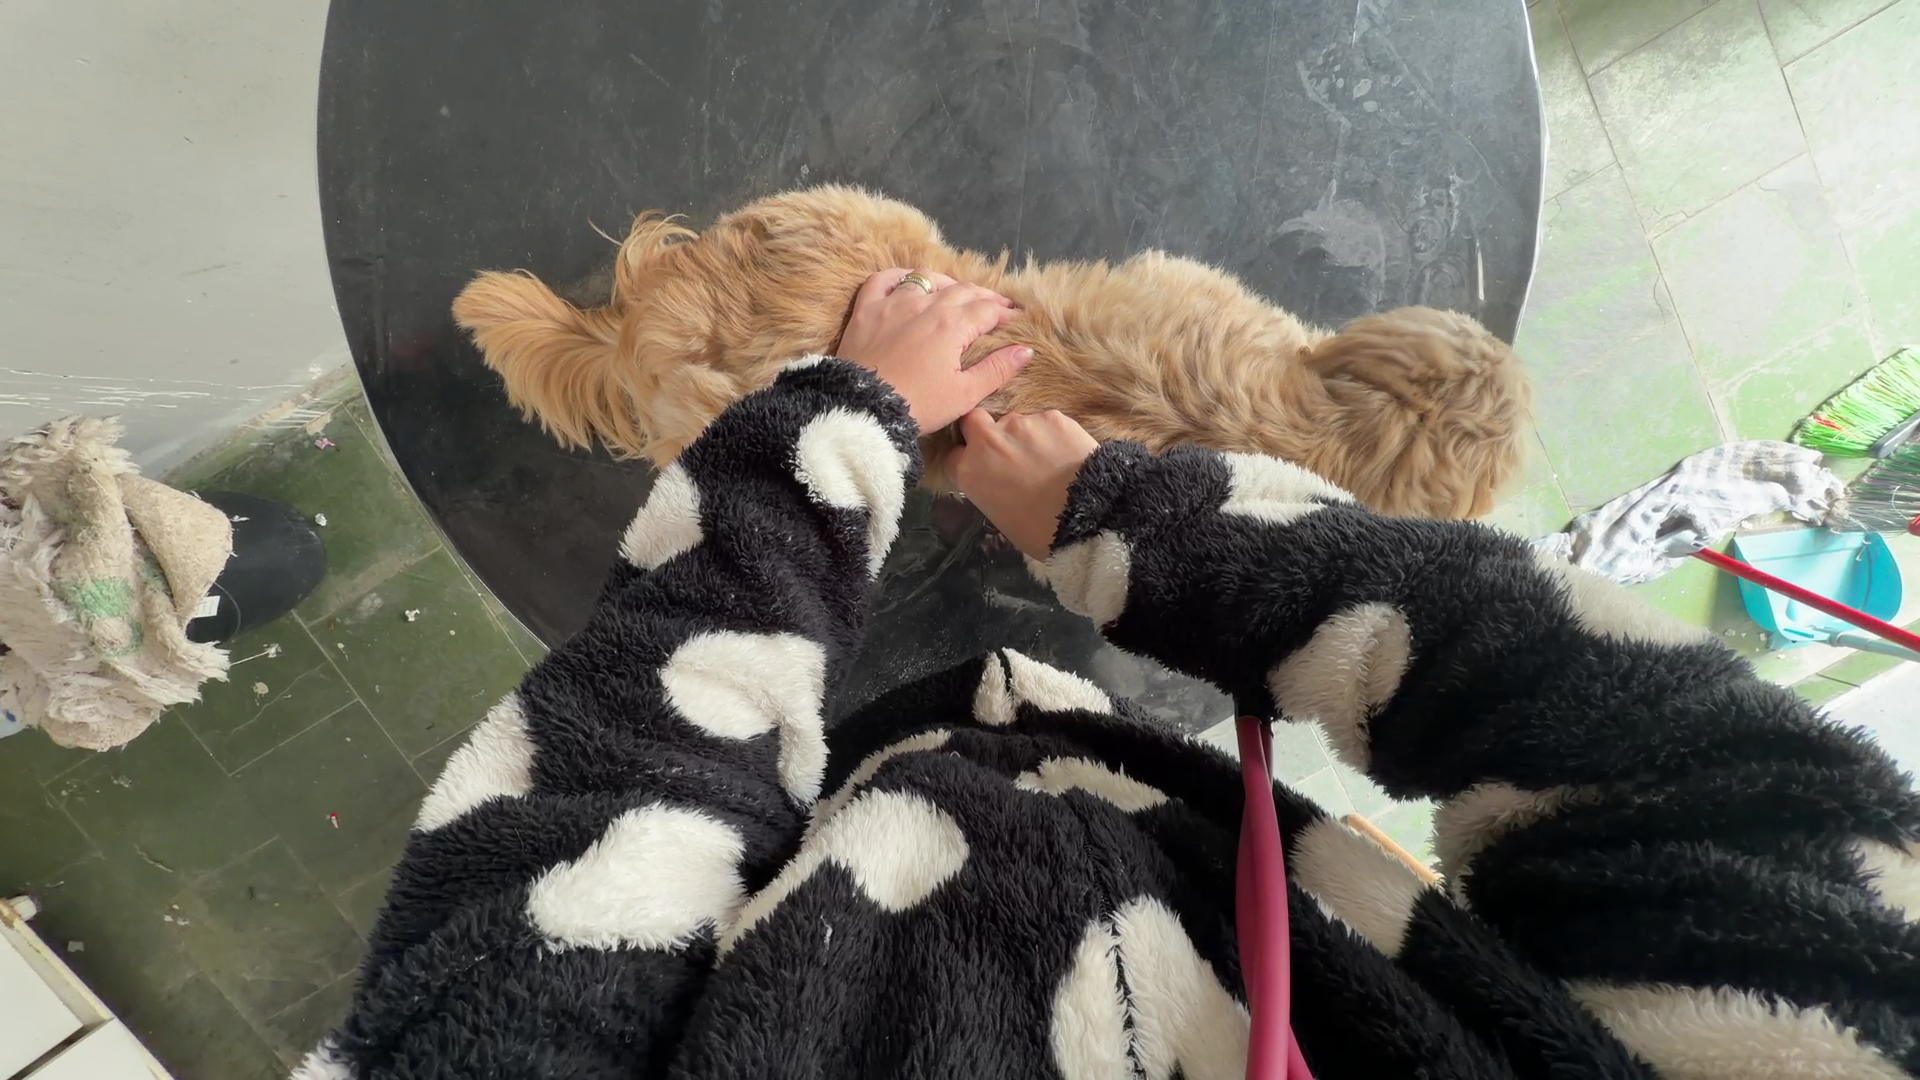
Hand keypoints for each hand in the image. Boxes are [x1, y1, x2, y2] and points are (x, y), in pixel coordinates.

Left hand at [838, 269, 1031, 432]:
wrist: (863, 409)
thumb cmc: (919, 405)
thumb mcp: (964, 394)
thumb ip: (997, 370)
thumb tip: (1025, 350)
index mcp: (953, 325)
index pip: (988, 310)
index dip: (1006, 313)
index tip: (1017, 319)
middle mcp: (926, 305)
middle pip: (962, 290)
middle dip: (983, 297)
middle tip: (995, 307)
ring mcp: (894, 303)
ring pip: (927, 279)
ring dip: (947, 283)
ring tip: (956, 293)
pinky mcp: (866, 310)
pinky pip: (883, 280)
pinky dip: (899, 276)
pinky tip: (908, 281)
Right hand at [949, 409, 1099, 560]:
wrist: (1089, 515)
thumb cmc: (1041, 530)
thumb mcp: (1000, 517)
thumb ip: (987, 488)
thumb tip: (995, 479)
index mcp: (969, 470)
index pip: (952, 455)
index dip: (965, 460)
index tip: (977, 467)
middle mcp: (988, 441)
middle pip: (972, 421)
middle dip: (981, 431)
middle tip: (1002, 450)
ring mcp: (1020, 424)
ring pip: (1014, 422)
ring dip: (1022, 436)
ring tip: (1045, 458)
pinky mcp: (1051, 416)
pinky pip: (1044, 422)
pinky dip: (1050, 435)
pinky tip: (1064, 453)